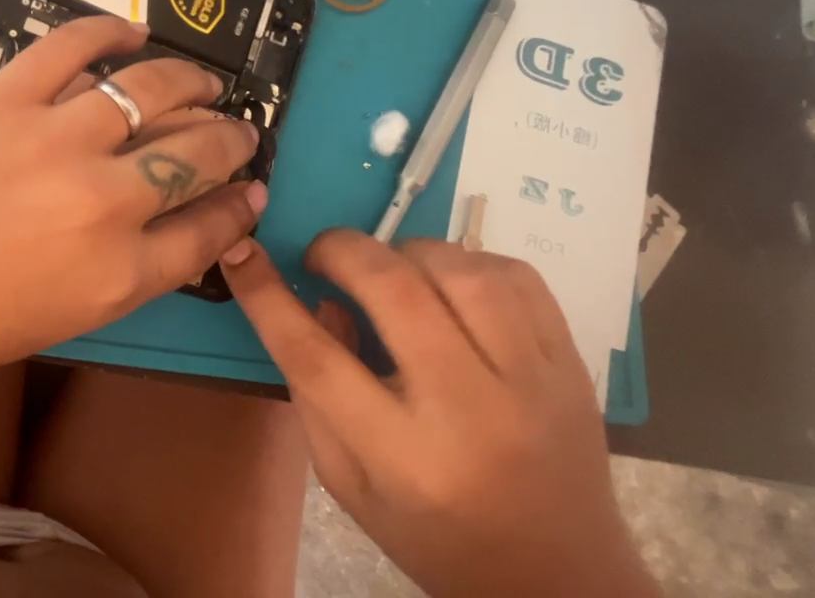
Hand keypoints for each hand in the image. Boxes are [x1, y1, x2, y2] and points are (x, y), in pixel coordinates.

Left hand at [0, 16, 265, 403]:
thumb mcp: (51, 319)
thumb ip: (114, 270)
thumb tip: (154, 221)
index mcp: (117, 277)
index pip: (208, 233)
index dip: (238, 210)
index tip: (251, 193)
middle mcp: (104, 203)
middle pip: (197, 155)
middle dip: (230, 142)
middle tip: (238, 132)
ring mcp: (55, 139)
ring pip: (152, 90)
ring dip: (191, 81)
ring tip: (205, 79)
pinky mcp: (3, 96)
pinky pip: (73, 47)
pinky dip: (109, 32)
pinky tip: (131, 32)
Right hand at [221, 230, 656, 597]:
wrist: (560, 580)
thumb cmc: (434, 535)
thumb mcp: (347, 482)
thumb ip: (316, 393)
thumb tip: (322, 302)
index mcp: (403, 457)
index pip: (316, 356)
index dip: (266, 295)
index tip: (241, 254)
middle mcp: (471, 412)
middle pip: (396, 292)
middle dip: (342, 251)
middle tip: (321, 256)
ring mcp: (535, 384)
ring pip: (463, 270)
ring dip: (408, 252)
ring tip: (389, 270)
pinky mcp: (573, 366)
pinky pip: (518, 278)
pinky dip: (468, 260)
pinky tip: (446, 281)